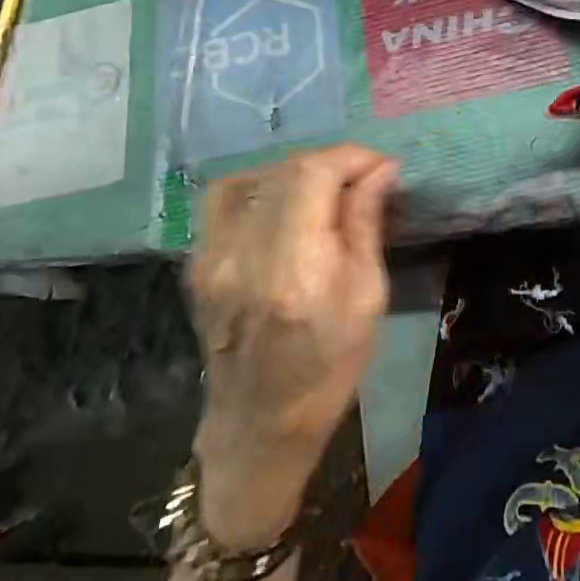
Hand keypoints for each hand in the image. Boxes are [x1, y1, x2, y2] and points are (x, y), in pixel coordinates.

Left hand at [185, 145, 398, 547]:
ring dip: (298, 172)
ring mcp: (212, 256)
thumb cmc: (328, 368)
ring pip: (256, 176)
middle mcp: (244, 255)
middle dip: (331, 163)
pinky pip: (227, 197)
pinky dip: (261, 185)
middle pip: (286, 170)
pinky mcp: (198, 260)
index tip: (379, 166)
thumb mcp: (366, 299)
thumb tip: (382, 170)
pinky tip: (283, 201)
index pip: (313, 175)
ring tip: (325, 190)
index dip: (349, 157)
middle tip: (361, 179)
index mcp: (294, 271)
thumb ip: (366, 225)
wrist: (258, 423)